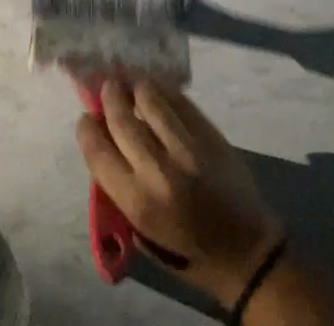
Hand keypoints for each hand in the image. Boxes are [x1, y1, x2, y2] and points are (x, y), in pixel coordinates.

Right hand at [76, 79, 284, 304]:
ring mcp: (188, 151)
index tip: (87, 118)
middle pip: (122, 120)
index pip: (97, 150)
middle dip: (109, 98)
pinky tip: (157, 86)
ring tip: (131, 81)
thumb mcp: (142, 229)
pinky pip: (182, 103)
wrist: (246, 252)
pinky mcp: (212, 138)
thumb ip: (120, 186)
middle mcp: (158, 171)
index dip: (87, 128)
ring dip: (137, 87)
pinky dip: (165, 90)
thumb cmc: (188, 250)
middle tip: (107, 87)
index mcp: (136, 201)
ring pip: (152, 103)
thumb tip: (106, 142)